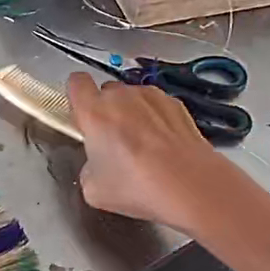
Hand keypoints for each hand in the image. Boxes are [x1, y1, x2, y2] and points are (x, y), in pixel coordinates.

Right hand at [66, 72, 256, 233]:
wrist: (193, 187)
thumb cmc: (141, 185)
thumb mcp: (93, 188)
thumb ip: (87, 168)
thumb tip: (96, 166)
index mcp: (93, 112)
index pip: (76, 82)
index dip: (76, 95)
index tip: (79, 111)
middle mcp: (121, 97)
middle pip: (105, 91)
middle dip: (105, 109)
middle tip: (109, 138)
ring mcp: (152, 98)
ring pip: (132, 98)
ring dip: (131, 113)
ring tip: (139, 145)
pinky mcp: (177, 105)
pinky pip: (156, 106)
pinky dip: (155, 119)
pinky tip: (160, 146)